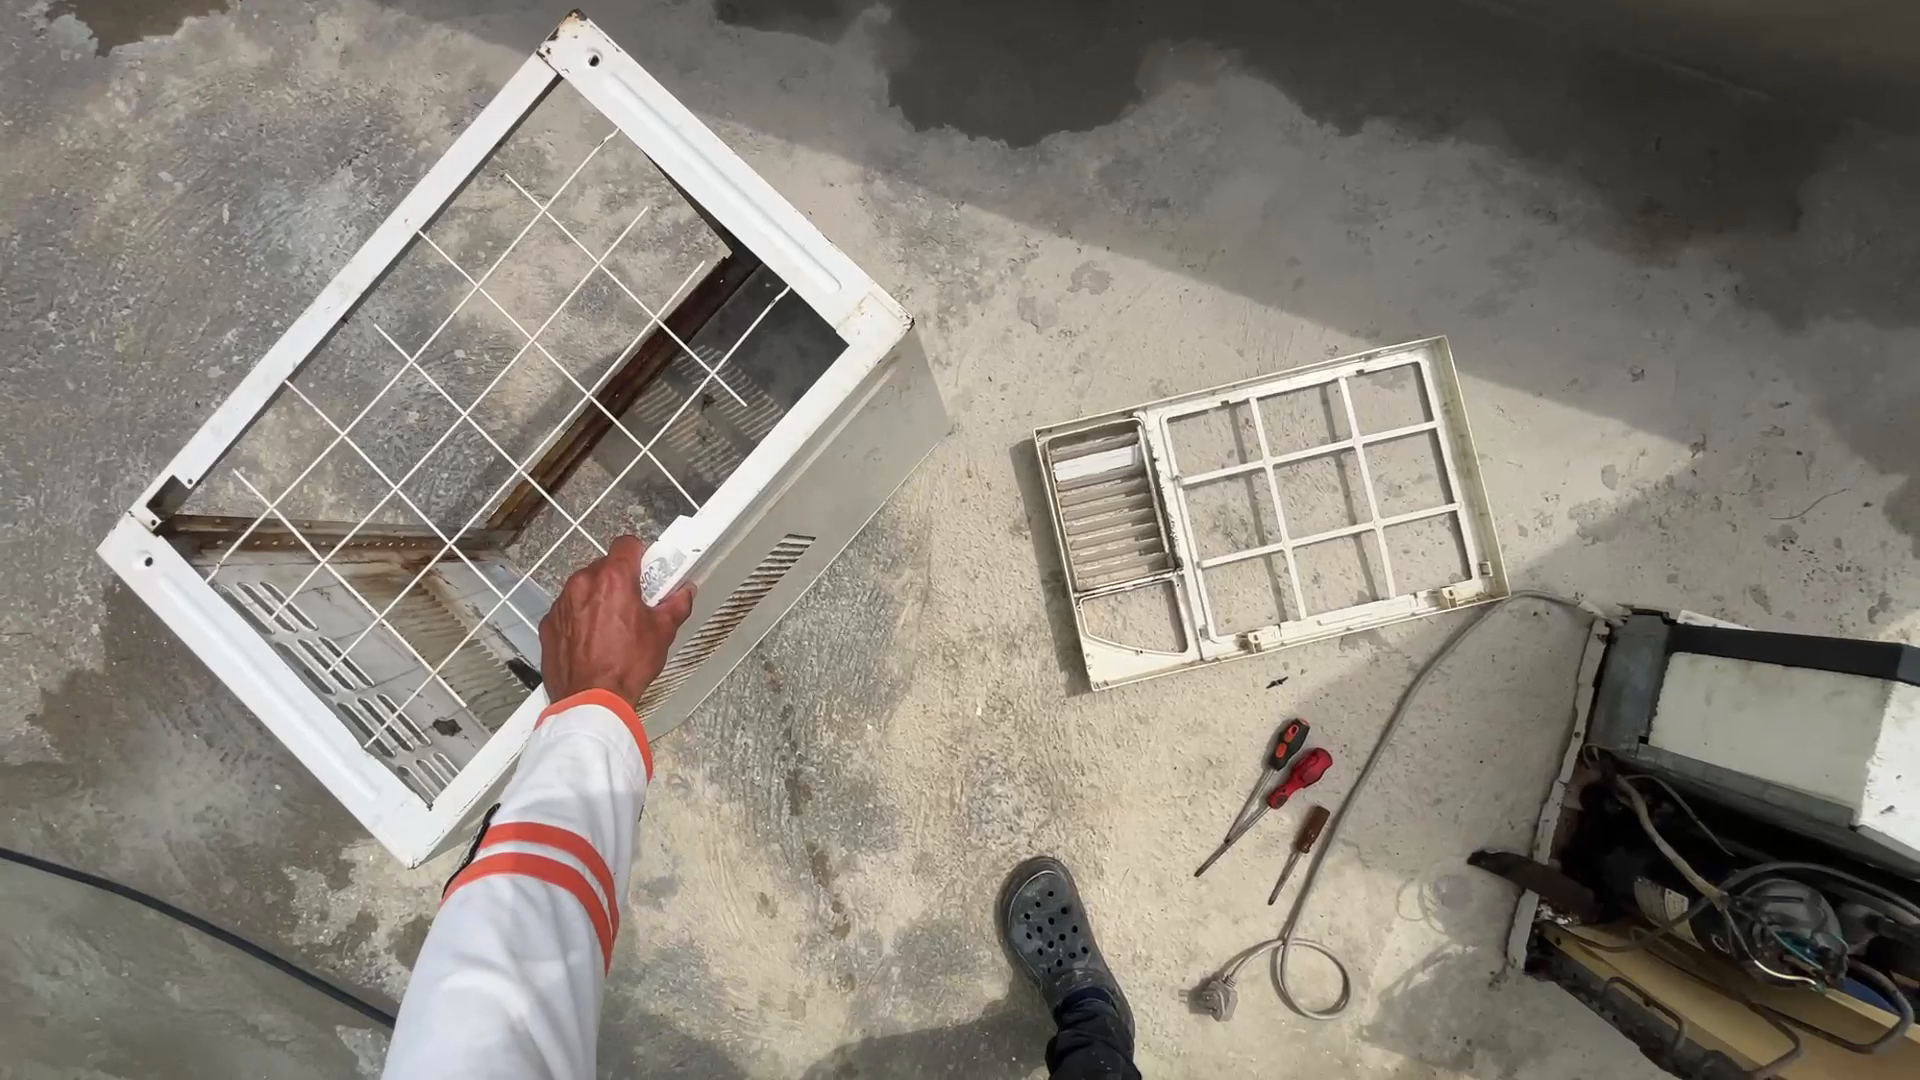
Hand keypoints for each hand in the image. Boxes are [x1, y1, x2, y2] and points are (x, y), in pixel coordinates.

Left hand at [538, 535, 695, 704]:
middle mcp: (583, 583)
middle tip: (637, 602)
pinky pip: (569, 609)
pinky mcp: (549, 623)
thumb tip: (684, 592)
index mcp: (614, 579)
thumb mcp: (663, 632)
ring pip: (586, 587)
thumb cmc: (626, 665)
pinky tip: (595, 639)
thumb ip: (676, 604)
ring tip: (615, 625)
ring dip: (600, 597)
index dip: (641, 555)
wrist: (591, 699)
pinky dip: (582, 617)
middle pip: (605, 566)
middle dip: (621, 580)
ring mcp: (562, 603)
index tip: (649, 571)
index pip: (627, 544)